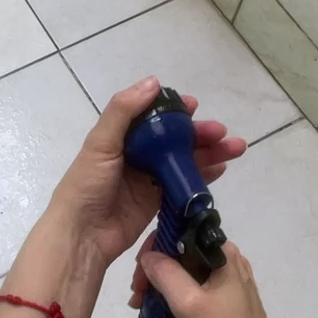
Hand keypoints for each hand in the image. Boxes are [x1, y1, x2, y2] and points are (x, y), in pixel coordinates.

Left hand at [45, 76, 247, 269]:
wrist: (81, 235)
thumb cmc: (86, 185)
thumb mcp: (100, 143)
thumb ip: (123, 111)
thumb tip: (153, 82)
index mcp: (120, 138)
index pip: (152, 117)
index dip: (174, 110)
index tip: (194, 105)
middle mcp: (136, 156)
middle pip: (174, 140)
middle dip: (199, 134)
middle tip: (222, 133)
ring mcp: (148, 180)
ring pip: (183, 161)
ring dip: (209, 153)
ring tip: (235, 148)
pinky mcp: (157, 203)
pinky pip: (184, 185)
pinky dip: (203, 176)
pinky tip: (221, 169)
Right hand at [134, 242, 285, 317]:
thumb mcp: (188, 304)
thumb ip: (166, 274)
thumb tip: (148, 256)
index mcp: (223, 253)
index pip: (180, 233)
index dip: (154, 249)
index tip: (139, 274)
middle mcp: (229, 260)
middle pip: (182, 252)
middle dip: (155, 269)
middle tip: (139, 295)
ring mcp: (230, 279)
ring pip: (187, 270)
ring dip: (163, 283)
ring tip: (145, 305)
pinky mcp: (228, 298)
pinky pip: (196, 285)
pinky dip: (177, 293)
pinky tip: (164, 310)